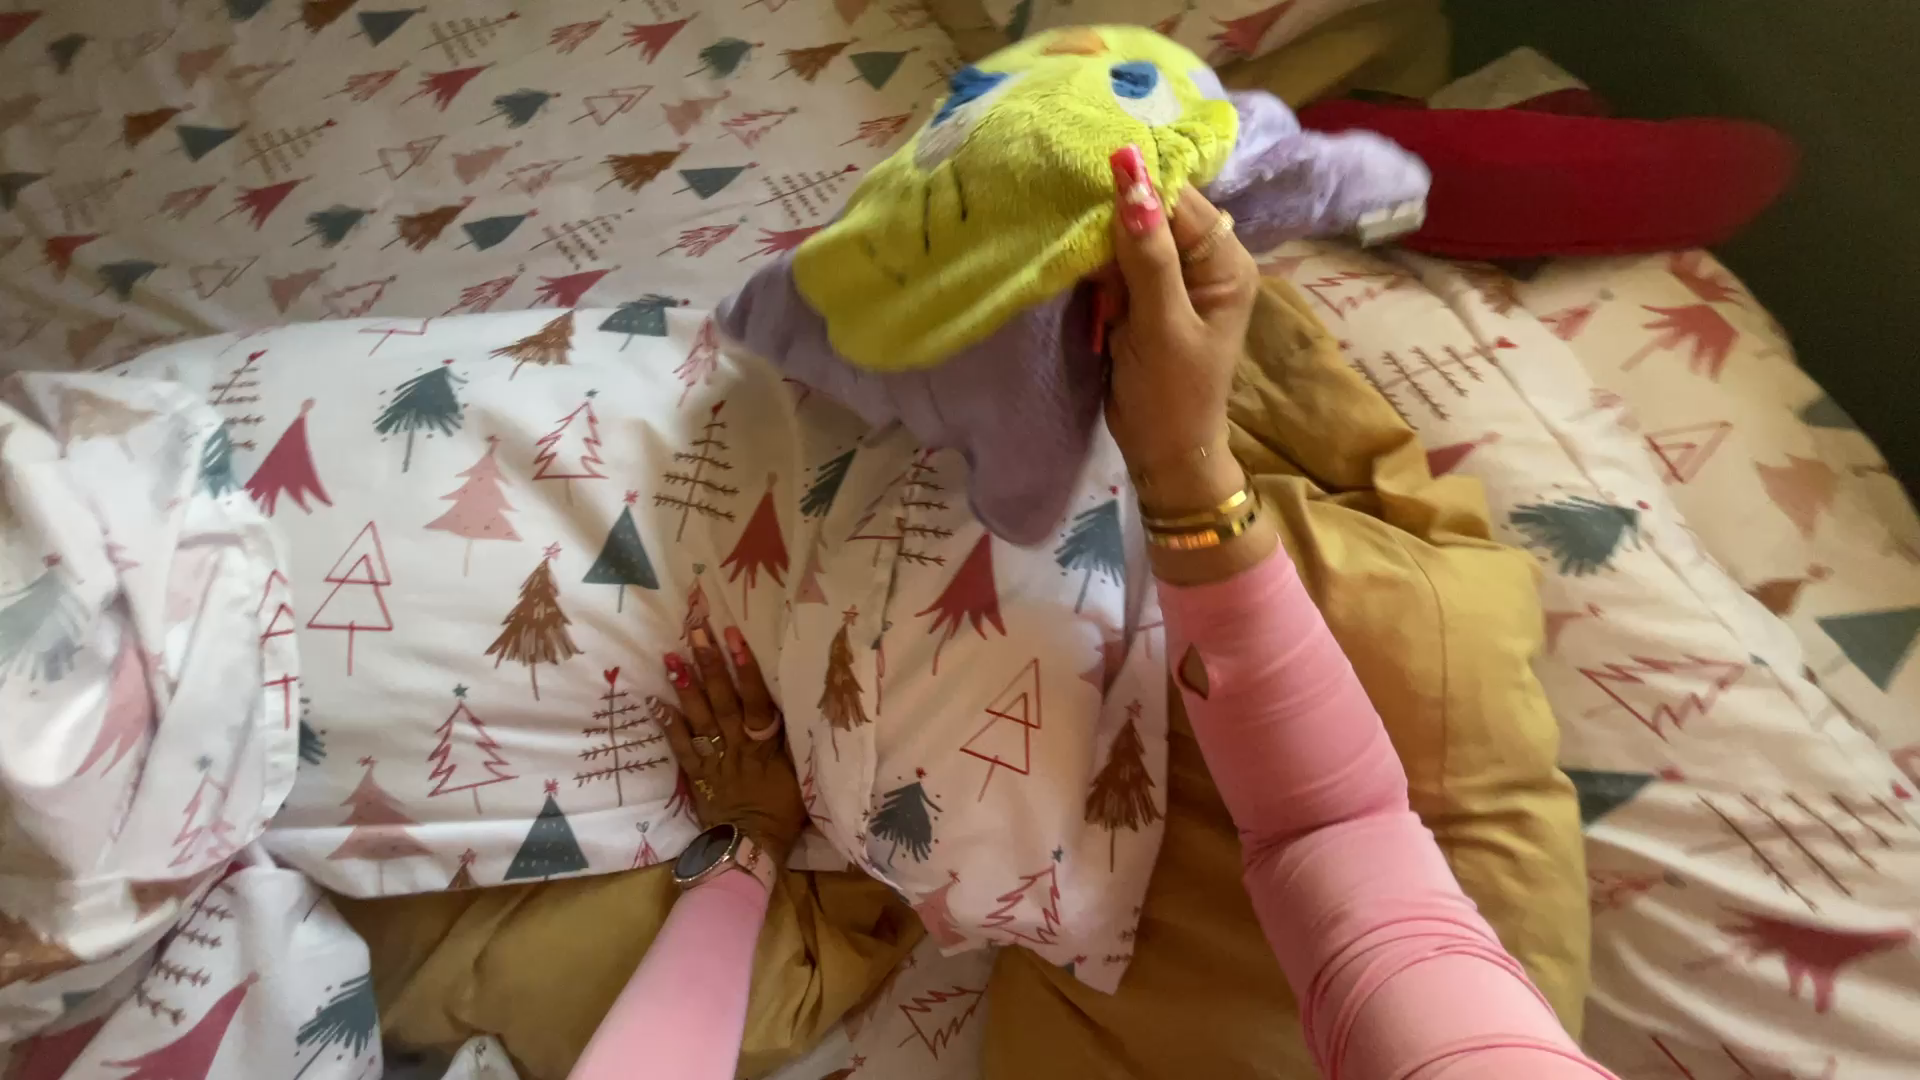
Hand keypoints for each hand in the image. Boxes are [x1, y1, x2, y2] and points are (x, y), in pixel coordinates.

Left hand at [659, 626, 806, 866]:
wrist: (754, 847)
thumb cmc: (786, 808)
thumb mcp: (802, 771)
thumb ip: (794, 739)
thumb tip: (799, 704)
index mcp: (766, 743)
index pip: (756, 698)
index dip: (744, 667)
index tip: (733, 637)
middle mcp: (737, 745)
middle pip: (722, 699)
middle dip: (710, 664)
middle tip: (696, 632)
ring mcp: (714, 759)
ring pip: (699, 718)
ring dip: (686, 686)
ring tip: (673, 656)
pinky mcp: (697, 776)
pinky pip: (680, 747)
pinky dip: (668, 725)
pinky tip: (654, 701)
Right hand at [1101, 144, 1259, 515]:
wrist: (1161, 451)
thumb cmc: (1171, 394)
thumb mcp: (1161, 325)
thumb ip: (1148, 256)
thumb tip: (1132, 179)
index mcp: (1224, 263)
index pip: (1179, 204)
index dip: (1137, 193)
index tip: (1086, 188)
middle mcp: (1202, 265)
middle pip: (1153, 218)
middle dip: (1114, 225)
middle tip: (1076, 237)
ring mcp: (1171, 284)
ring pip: (1129, 243)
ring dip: (1100, 252)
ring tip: (1079, 267)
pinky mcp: (1144, 303)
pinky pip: (1118, 272)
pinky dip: (1098, 276)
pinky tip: (1084, 285)